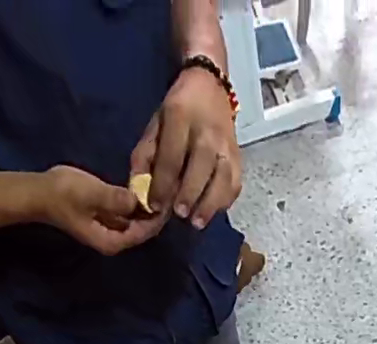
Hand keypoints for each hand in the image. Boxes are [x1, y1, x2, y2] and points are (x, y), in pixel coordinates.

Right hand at [32, 165, 163, 254]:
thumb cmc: (63, 195)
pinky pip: (128, 212)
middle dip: (156, 211)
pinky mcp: (106, 217)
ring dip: (148, 206)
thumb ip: (118, 199)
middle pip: (143, 228)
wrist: (39, 193)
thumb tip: (139, 200)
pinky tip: (146, 186)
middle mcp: (115, 240)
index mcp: (113, 241)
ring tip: (163, 187)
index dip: (158, 216)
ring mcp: (111, 229)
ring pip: (137, 220)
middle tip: (172, 190)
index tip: (171, 197)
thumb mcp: (92, 194)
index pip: (144, 232)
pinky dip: (137, 202)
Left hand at [129, 67, 241, 228]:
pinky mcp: (238, 156)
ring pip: (223, 177)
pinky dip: (224, 200)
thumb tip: (138, 192)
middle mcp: (207, 131)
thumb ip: (145, 157)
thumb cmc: (177, 110)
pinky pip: (235, 183)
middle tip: (179, 215)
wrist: (209, 87)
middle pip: (201, 166)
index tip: (155, 207)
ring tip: (197, 222)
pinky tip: (212, 211)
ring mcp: (227, 144)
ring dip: (210, 203)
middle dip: (189, 193)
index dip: (163, 184)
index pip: (172, 156)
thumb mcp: (155, 125)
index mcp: (181, 117)